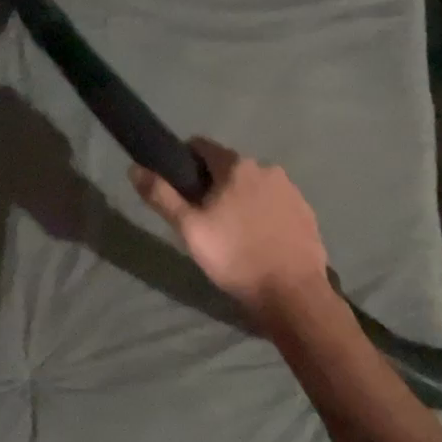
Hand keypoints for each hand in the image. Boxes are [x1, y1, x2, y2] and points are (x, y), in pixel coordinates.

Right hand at [129, 137, 330, 321]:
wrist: (293, 295)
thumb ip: (161, 196)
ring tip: (234, 235)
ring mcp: (291, 190)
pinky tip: (260, 243)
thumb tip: (134, 168)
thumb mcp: (189, 229)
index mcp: (236, 166)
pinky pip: (276, 205)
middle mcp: (267, 168)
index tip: (180, 188)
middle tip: (204, 219)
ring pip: (254, 186)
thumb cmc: (235, 257)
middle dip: (214, 186)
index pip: (202, 146)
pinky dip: (264, 216)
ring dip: (241, 200)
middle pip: (229, 168)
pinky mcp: (307, 213)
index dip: (185, 162)